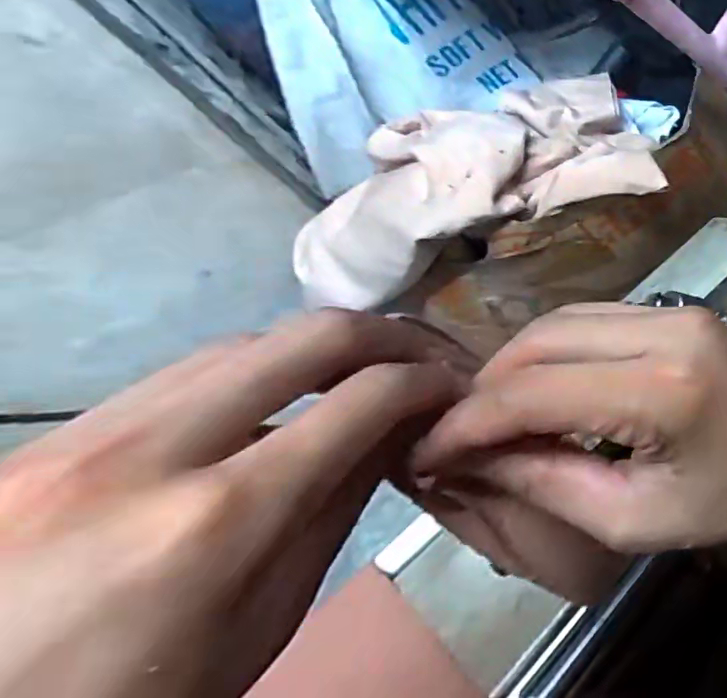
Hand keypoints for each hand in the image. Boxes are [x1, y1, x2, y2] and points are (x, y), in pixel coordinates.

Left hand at [0, 310, 472, 697]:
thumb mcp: (263, 618)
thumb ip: (341, 504)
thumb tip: (405, 428)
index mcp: (216, 520)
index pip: (373, 394)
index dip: (435, 381)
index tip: (458, 392)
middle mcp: (144, 457)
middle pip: (312, 335)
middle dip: (393, 337)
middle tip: (424, 362)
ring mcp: (66, 445)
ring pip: (242, 343)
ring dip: (319, 353)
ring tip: (351, 381)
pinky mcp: (27, 448)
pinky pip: (172, 380)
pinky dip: (248, 379)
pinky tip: (264, 412)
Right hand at [410, 303, 726, 557]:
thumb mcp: (640, 517)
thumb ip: (549, 484)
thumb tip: (467, 463)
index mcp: (661, 387)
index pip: (532, 390)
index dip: (464, 424)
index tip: (420, 461)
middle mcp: (666, 330)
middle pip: (540, 339)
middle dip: (482, 389)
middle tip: (454, 443)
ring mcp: (677, 312)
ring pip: (565, 320)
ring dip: (516, 366)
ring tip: (492, 422)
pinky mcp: (683, 312)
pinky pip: (598, 320)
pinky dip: (557, 353)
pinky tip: (544, 393)